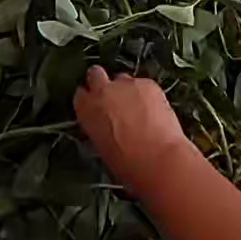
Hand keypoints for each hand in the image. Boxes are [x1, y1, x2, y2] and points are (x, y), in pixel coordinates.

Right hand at [73, 67, 195, 191]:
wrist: (159, 161)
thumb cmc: (128, 165)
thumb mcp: (101, 148)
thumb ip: (98, 128)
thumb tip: (104, 126)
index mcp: (86, 108)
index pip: (80, 94)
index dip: (90, 100)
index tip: (97, 108)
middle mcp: (102, 90)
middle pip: (95, 73)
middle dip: (103, 83)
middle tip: (115, 100)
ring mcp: (125, 84)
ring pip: (123, 79)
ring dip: (127, 90)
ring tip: (140, 110)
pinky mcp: (147, 84)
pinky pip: (144, 85)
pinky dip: (148, 95)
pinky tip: (156, 112)